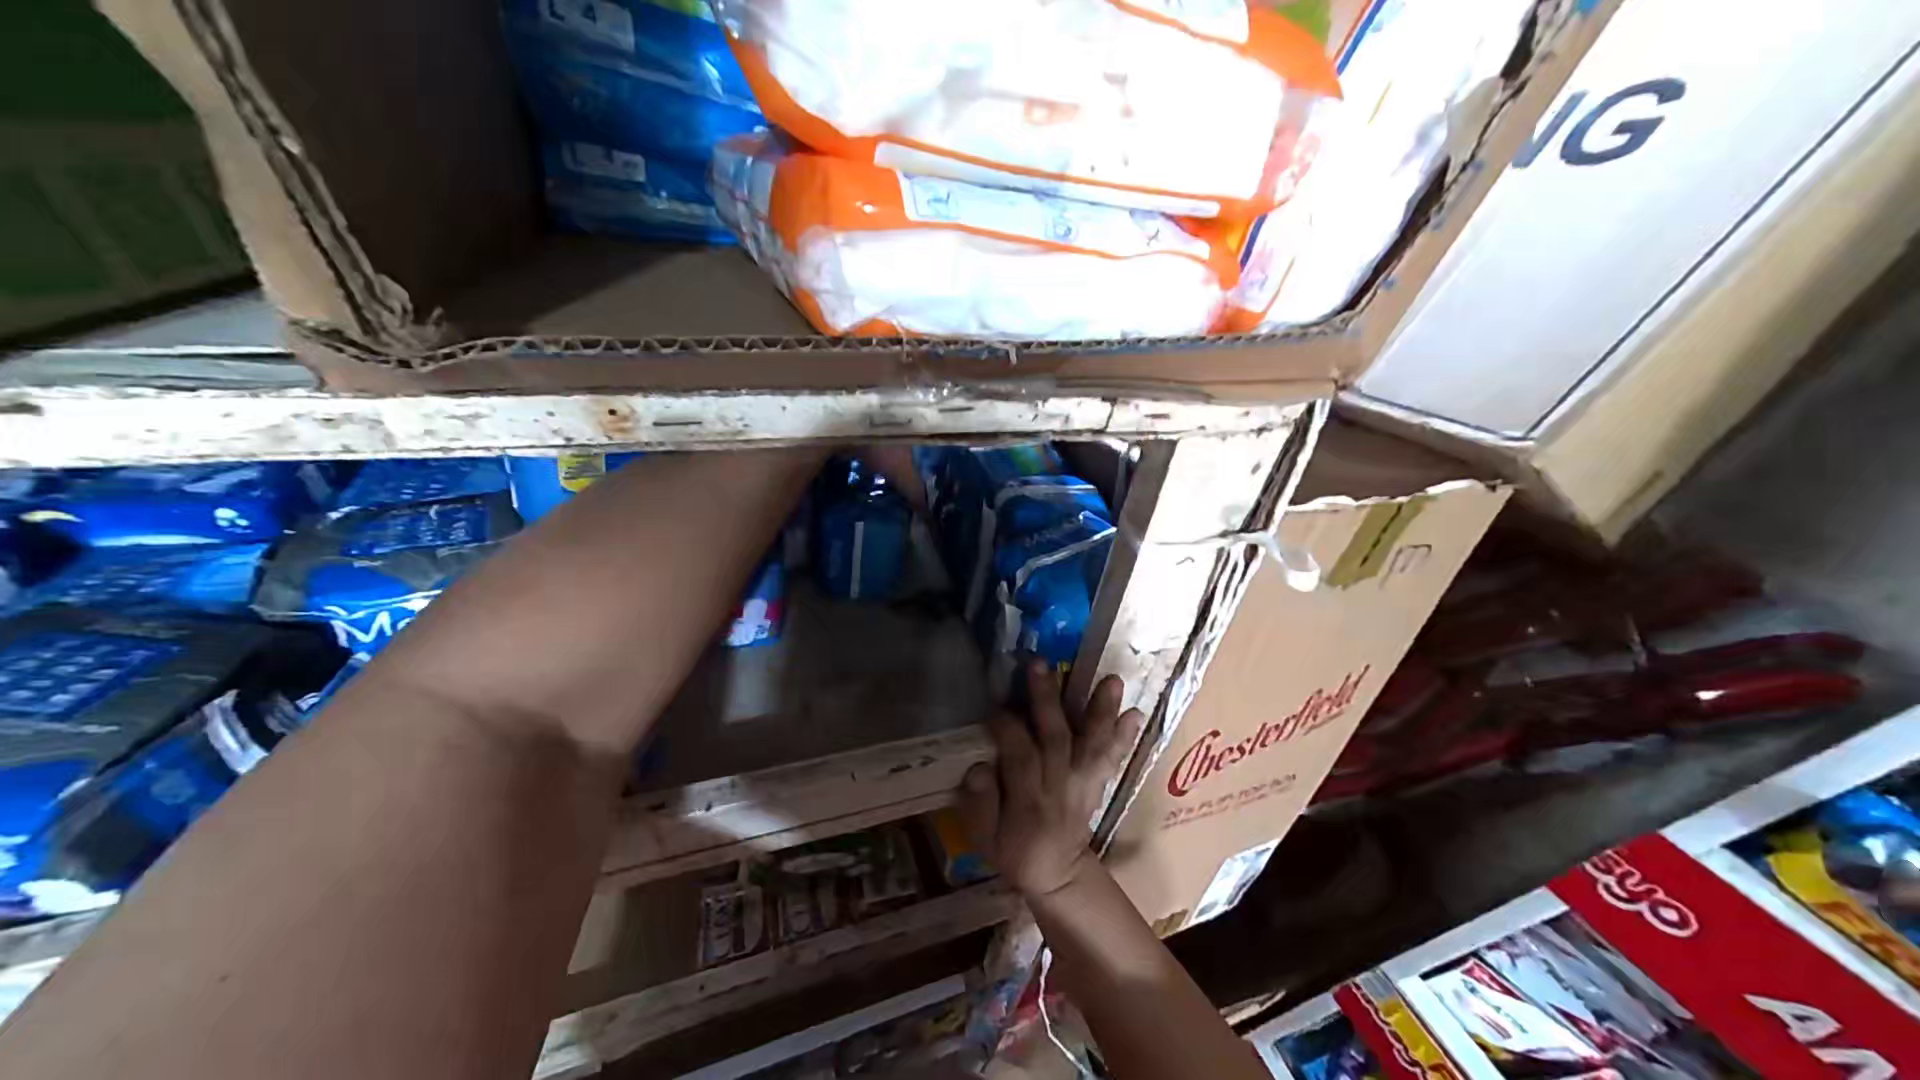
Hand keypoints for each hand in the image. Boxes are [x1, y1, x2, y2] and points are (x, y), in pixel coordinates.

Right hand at [960, 663, 1143, 898]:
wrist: (1058, 875)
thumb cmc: (1014, 852)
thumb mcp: (985, 839)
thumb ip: (980, 805)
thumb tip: (977, 769)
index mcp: (1029, 803)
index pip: (1019, 758)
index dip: (1008, 729)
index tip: (996, 705)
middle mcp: (1060, 789)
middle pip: (1056, 741)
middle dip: (1047, 701)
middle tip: (1039, 664)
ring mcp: (1083, 785)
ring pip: (1092, 746)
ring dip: (1101, 711)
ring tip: (1112, 680)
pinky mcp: (1097, 783)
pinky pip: (1111, 758)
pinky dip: (1124, 736)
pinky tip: (1135, 713)